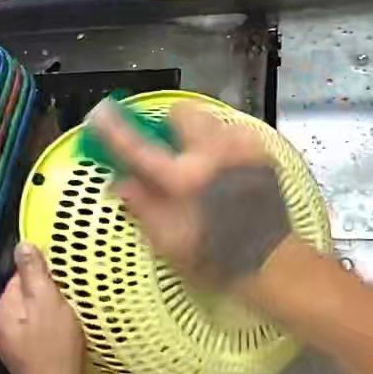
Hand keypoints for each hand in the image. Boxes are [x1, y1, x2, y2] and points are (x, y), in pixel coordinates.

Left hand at [0, 243, 85, 373]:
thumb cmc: (56, 348)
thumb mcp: (49, 304)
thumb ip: (35, 274)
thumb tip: (22, 244)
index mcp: (2, 308)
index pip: (21, 274)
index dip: (46, 272)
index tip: (68, 277)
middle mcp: (0, 321)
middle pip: (27, 291)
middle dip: (50, 289)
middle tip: (75, 293)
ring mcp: (11, 339)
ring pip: (34, 308)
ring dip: (53, 305)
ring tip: (74, 307)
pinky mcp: (24, 352)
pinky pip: (38, 324)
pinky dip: (53, 321)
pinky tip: (67, 326)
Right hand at [90, 99, 293, 289]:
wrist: (270, 261)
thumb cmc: (215, 260)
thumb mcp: (168, 242)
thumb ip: (143, 206)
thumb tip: (121, 182)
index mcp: (184, 179)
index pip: (139, 147)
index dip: (116, 129)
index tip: (101, 114)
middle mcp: (213, 155)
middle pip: (183, 112)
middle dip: (170, 122)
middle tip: (166, 144)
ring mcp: (242, 151)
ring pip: (212, 120)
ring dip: (198, 133)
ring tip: (198, 159)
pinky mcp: (262, 155)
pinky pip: (236, 134)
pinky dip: (224, 144)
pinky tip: (224, 168)